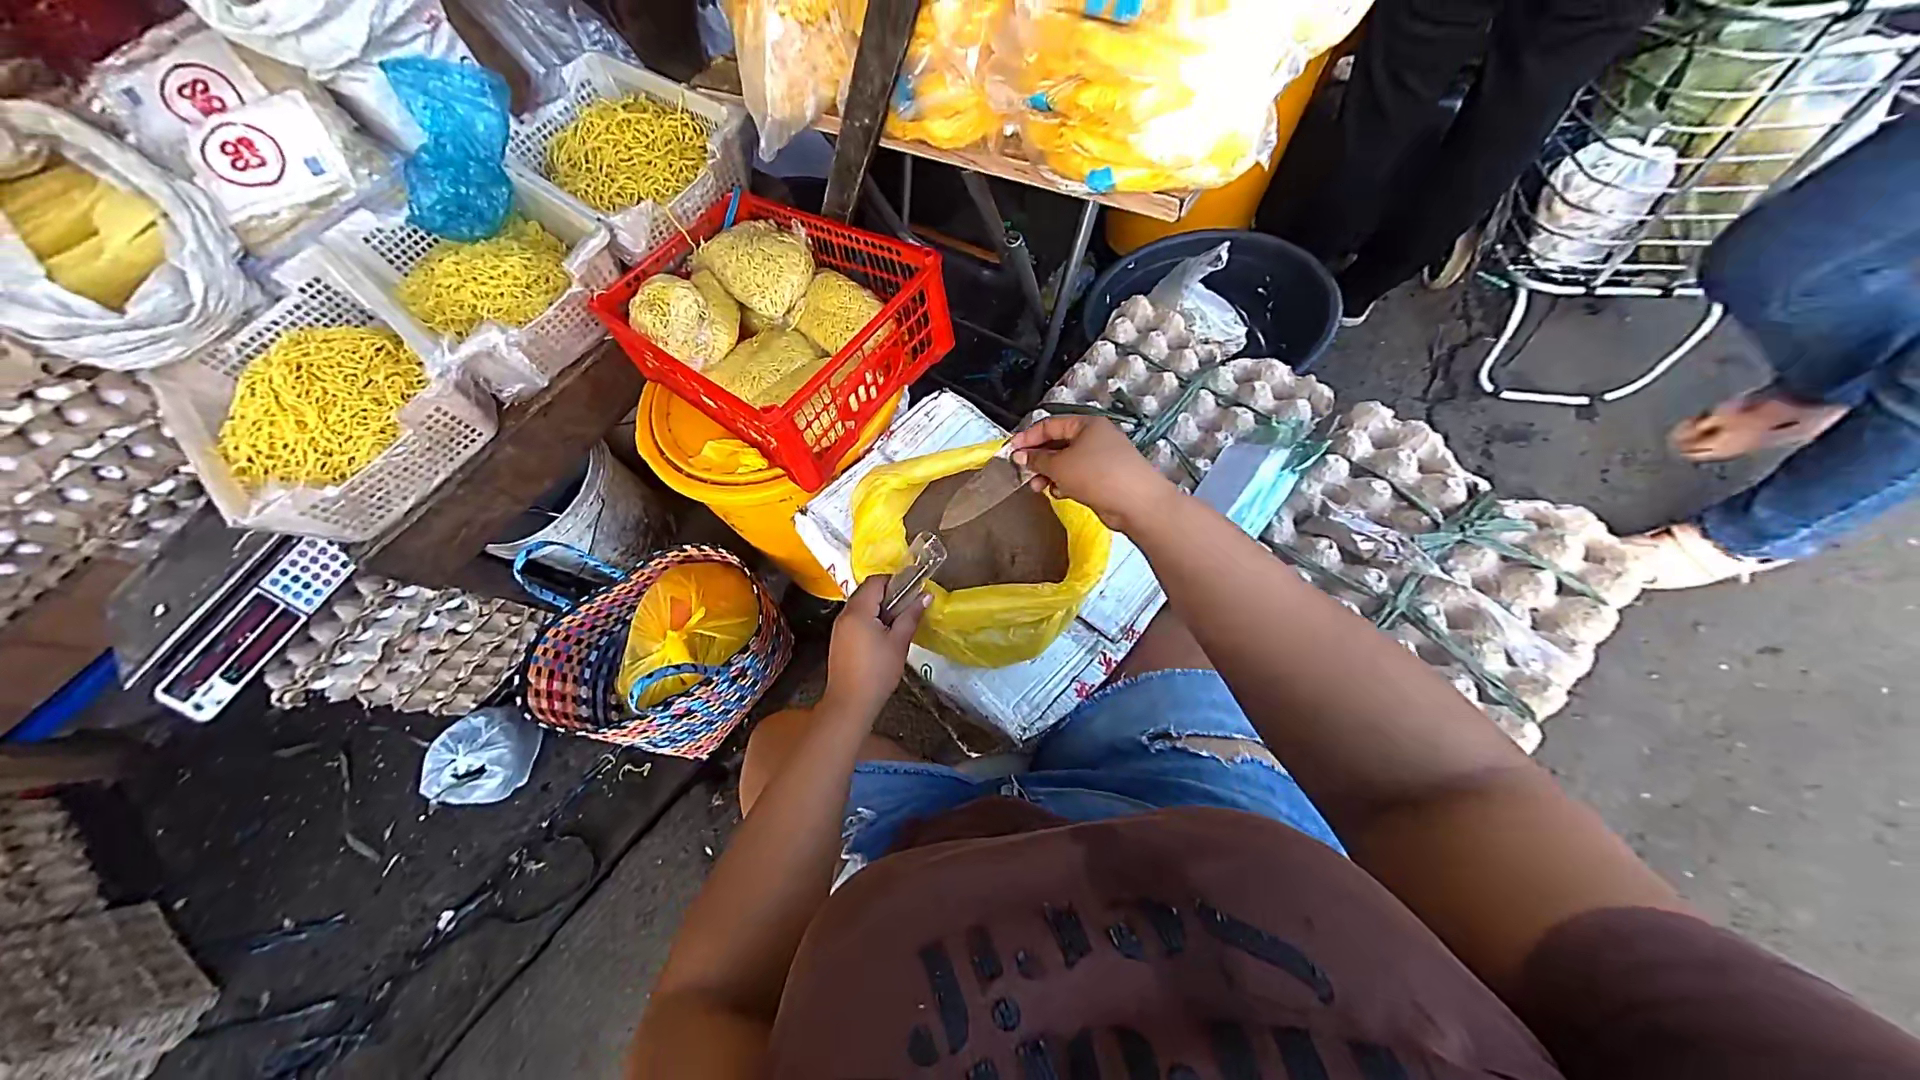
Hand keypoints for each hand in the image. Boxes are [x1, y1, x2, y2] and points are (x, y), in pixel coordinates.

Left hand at [821, 575, 927, 717]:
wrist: (850, 702)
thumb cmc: (877, 671)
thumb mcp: (899, 642)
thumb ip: (911, 616)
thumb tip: (925, 596)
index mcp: (858, 611)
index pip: (875, 581)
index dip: (895, 582)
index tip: (912, 591)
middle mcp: (845, 614)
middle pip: (867, 592)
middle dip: (888, 595)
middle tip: (908, 608)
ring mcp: (839, 628)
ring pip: (861, 606)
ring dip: (880, 608)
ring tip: (899, 623)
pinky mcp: (839, 640)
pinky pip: (856, 619)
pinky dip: (870, 620)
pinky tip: (884, 636)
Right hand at [1010, 414, 1180, 532]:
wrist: (1136, 502)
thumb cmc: (1098, 475)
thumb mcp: (1060, 465)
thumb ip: (1037, 459)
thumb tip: (1020, 456)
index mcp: (1086, 424)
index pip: (1049, 425)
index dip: (1028, 437)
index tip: (1011, 450)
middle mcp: (1094, 438)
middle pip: (1057, 444)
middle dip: (1038, 459)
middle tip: (1023, 471)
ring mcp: (1100, 458)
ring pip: (1065, 463)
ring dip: (1049, 474)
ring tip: (1038, 487)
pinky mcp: (1103, 478)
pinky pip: (1076, 477)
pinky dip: (1064, 484)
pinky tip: (1059, 493)